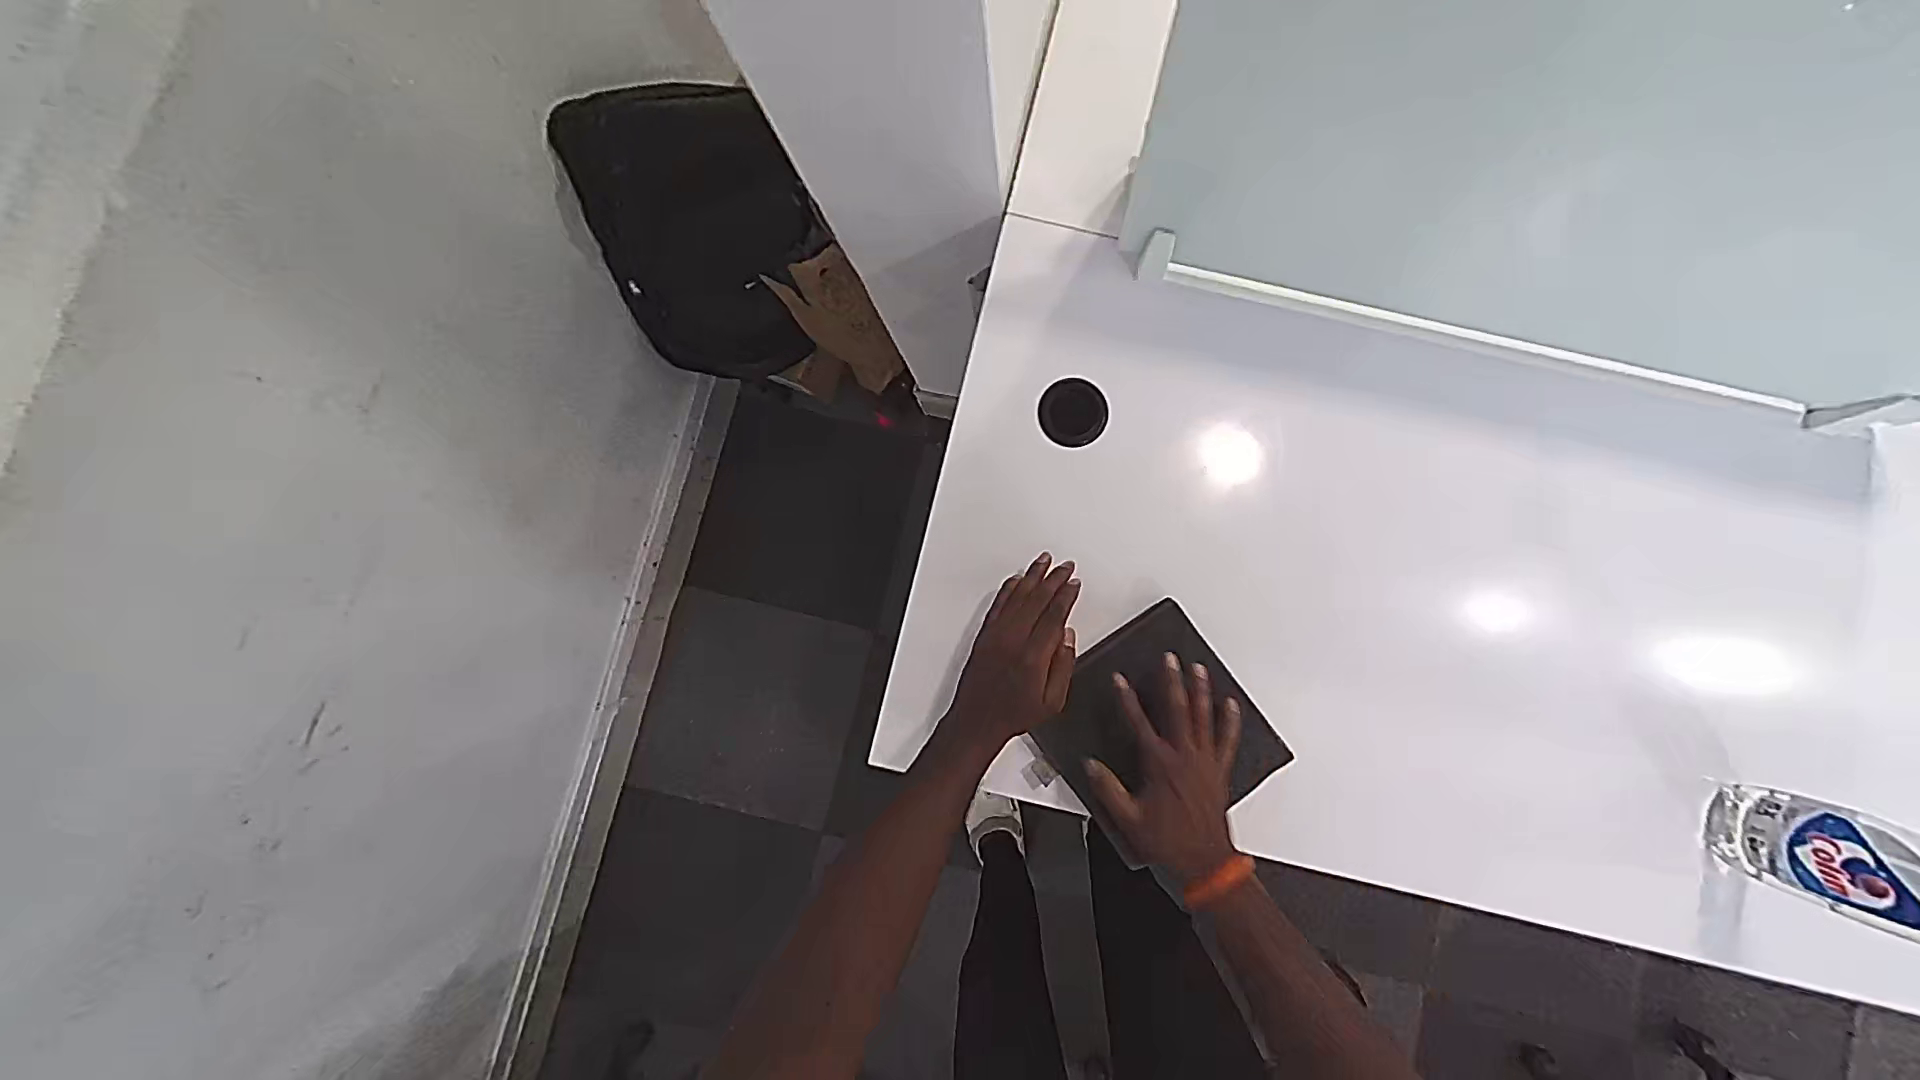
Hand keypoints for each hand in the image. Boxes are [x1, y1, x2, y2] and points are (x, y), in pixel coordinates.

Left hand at [937, 552, 1079, 756]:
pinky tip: (1016, 579)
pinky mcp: (984, 635)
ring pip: (1017, 596)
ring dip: (1032, 576)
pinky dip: (1008, 589)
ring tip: (1044, 561)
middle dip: (1054, 579)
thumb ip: (1063, 666)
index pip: (1054, 615)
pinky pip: (998, 605)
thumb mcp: (1053, 701)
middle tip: (1065, 566)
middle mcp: (1013, 641)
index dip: (1066, 596)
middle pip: (1037, 600)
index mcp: (1034, 657)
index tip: (1074, 583)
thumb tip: (1067, 636)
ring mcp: (996, 636)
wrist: (977, 720)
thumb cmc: (1014, 714)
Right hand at [1085, 652, 1242, 885]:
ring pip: (1204, 717)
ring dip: (1201, 691)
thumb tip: (1091, 765)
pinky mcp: (1219, 770)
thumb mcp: (1128, 818)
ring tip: (1198, 669)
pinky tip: (1230, 704)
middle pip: (1177, 709)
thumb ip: (1108, 789)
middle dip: (1172, 681)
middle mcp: (1184, 756)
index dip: (1127, 699)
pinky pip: (1227, 740)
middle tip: (1169, 659)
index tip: (1120, 680)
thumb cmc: (1168, 841)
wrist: (1205, 863)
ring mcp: (1205, 761)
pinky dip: (1230, 721)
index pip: (1139, 722)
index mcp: (1159, 764)